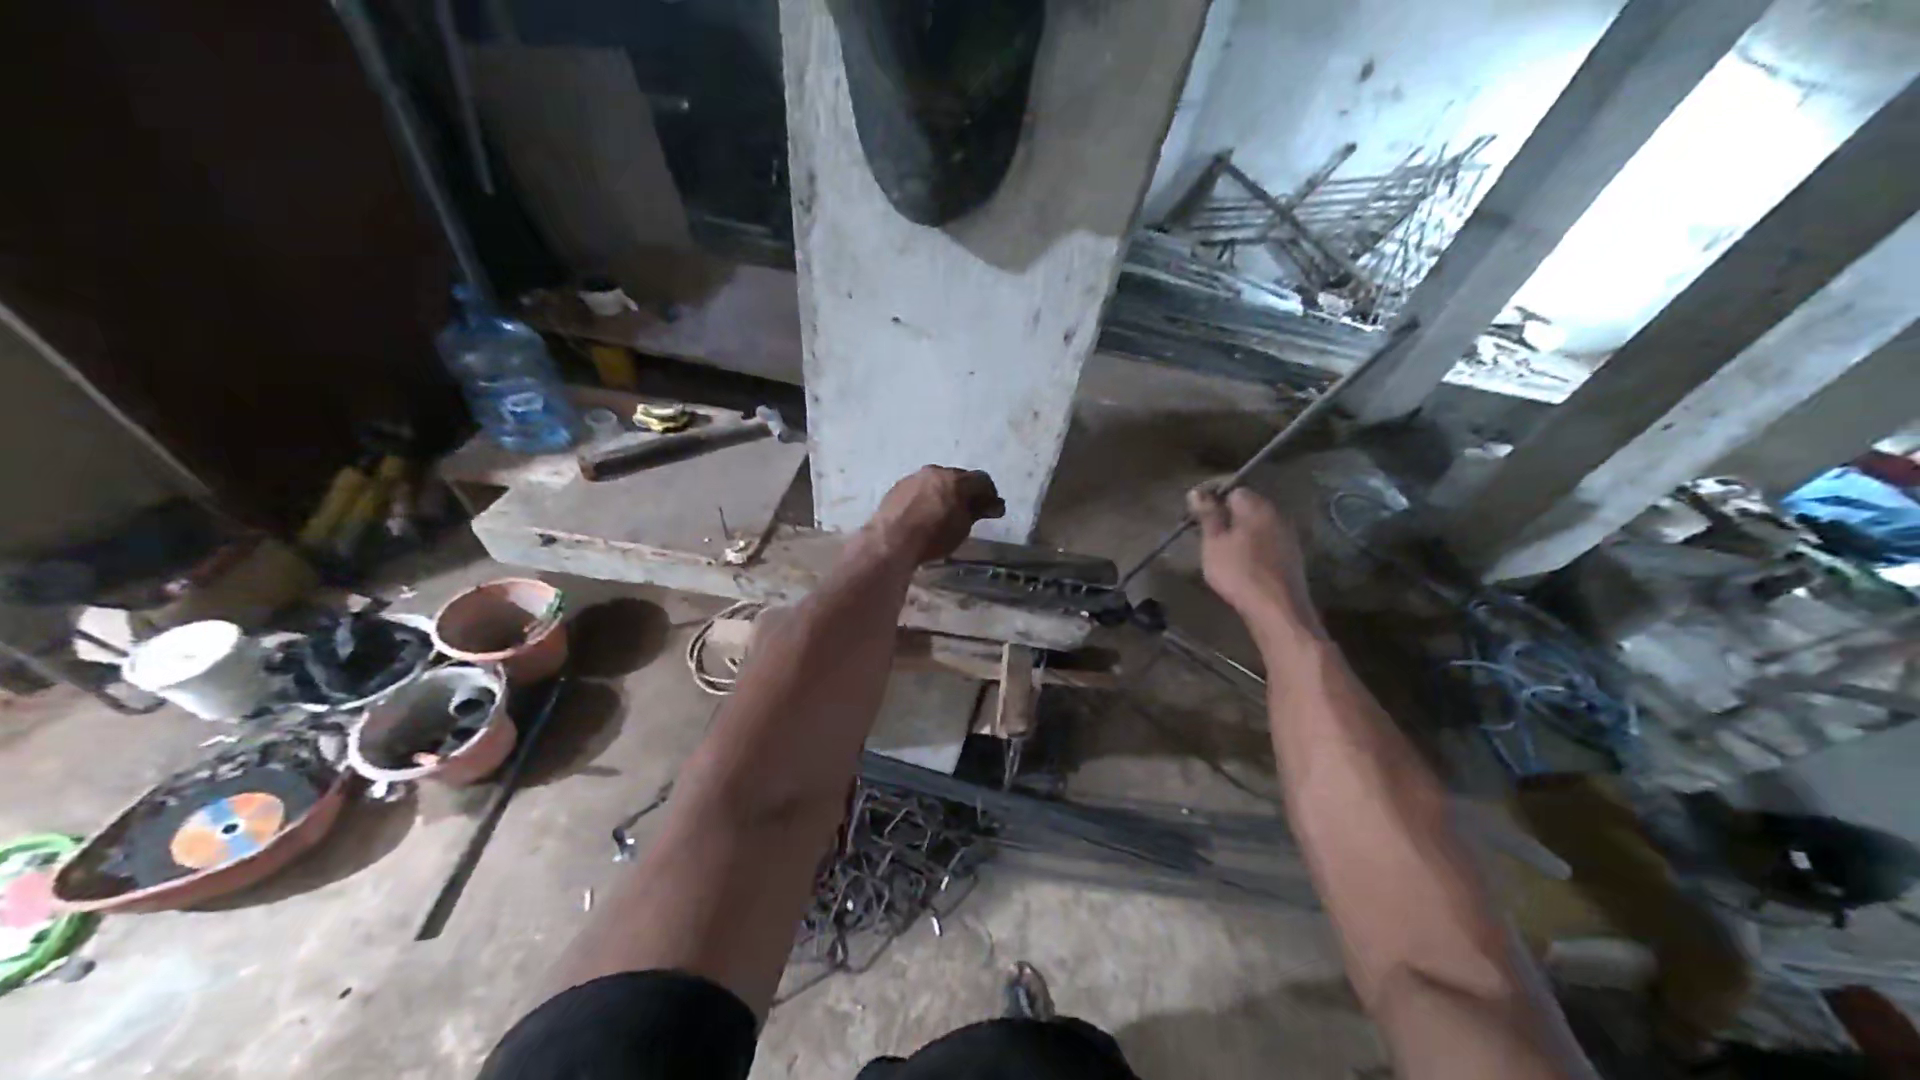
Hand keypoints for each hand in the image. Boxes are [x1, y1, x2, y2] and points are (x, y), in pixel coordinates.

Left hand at [866, 466, 1005, 563]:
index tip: (991, 509)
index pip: (982, 479)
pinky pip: (919, 489)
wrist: (890, 540)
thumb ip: (977, 511)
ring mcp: (914, 477)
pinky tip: (923, 514)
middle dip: (966, 491)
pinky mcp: (897, 487)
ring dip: (944, 493)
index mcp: (956, 479)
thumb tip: (993, 504)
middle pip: (958, 477)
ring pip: (936, 481)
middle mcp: (935, 471)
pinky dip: (926, 498)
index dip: (990, 494)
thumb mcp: (962, 527)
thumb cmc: (933, 535)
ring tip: (943, 513)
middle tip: (968, 511)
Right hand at [1188, 486, 1316, 628]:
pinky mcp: (1293, 556)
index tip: (1197, 518)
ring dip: (1242, 533)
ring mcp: (1288, 535)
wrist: (1278, 608)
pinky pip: (1268, 542)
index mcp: (1256, 506)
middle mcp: (1277, 514)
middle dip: (1228, 517)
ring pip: (1259, 525)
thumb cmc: (1239, 572)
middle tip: (1207, 536)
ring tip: (1223, 551)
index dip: (1213, 501)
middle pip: (1248, 507)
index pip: (1233, 490)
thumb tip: (1197, 491)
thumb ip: (1207, 515)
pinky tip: (1244, 564)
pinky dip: (1254, 547)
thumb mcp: (1214, 543)